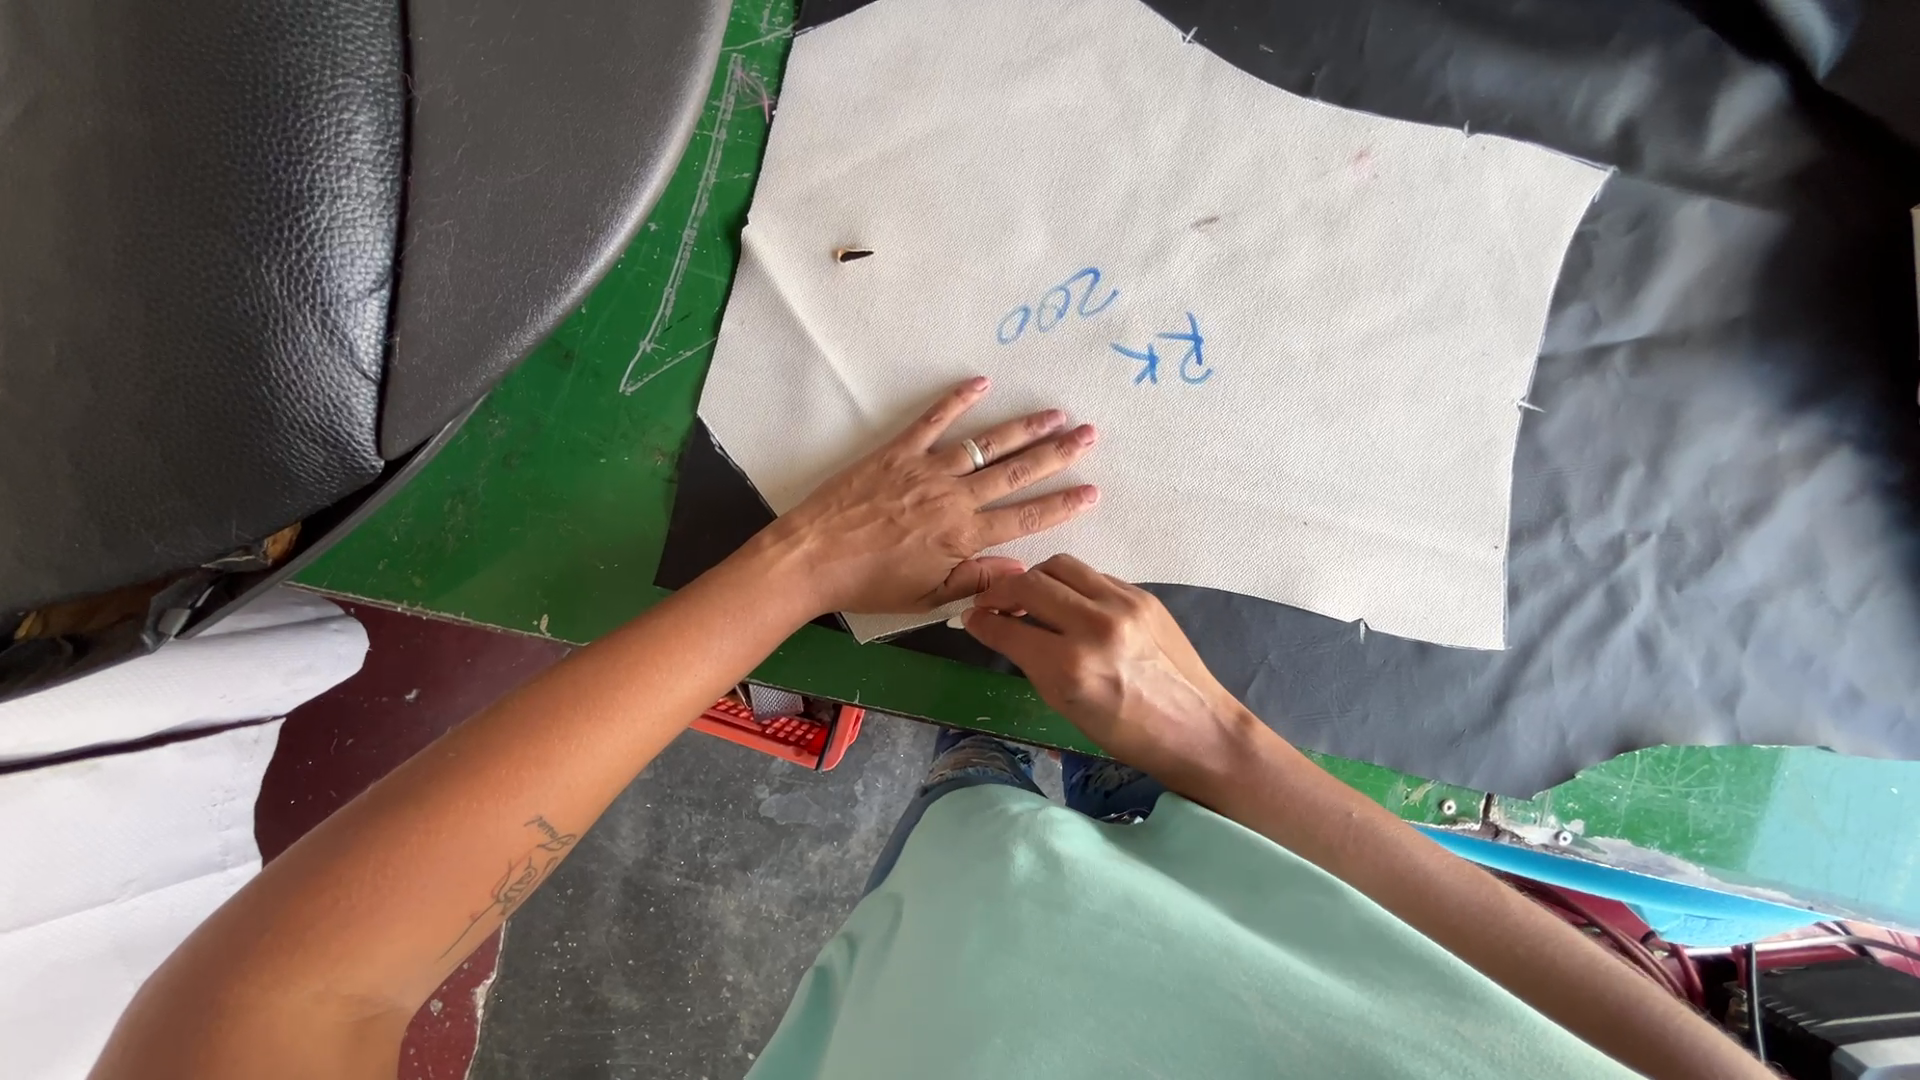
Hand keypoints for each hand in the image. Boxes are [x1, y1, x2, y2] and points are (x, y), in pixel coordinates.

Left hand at [760, 377, 1100, 616]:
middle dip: (1058, 454)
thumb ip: (977, 581)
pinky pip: (933, 421)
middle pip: (1016, 472)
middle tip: (1089, 434)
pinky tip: (982, 384)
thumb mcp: (927, 597)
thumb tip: (1023, 570)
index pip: (1026, 517)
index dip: (1063, 504)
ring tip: (1054, 414)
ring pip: (985, 444)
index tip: (1091, 490)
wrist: (813, 557)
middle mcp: (954, 498)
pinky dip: (958, 401)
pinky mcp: (898, 451)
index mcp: (963, 536)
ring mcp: (927, 470)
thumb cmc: (869, 584)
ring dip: (1023, 428)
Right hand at [961, 555, 1266, 787]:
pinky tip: (1069, 603)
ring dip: (1035, 578)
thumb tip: (996, 627)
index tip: (971, 618)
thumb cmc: (1126, 733)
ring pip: (1060, 566)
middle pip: (1029, 584)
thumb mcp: (1065, 705)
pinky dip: (1070, 584)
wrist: (1197, 729)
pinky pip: (1092, 575)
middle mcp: (1094, 627)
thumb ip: (1029, 660)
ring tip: (1030, 596)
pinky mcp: (1143, 596)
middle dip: (1001, 590)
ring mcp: (1123, 605)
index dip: (981, 620)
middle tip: (993, 602)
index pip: (1008, 627)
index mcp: (1070, 667)